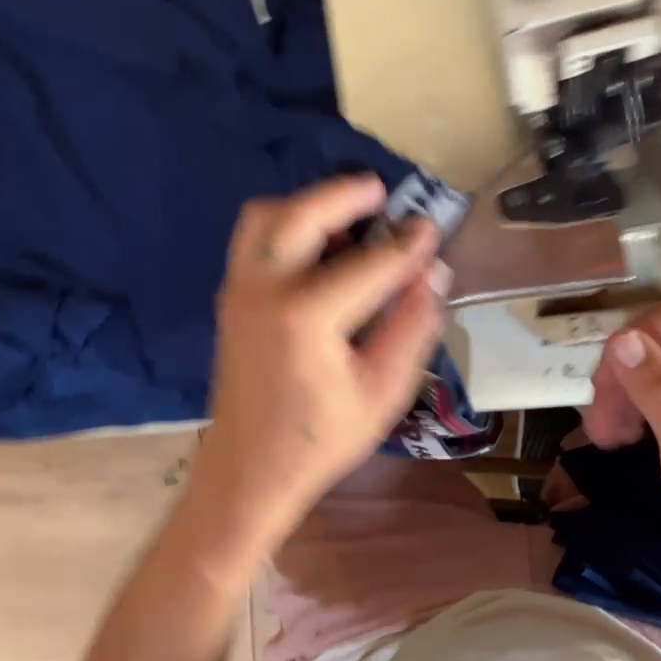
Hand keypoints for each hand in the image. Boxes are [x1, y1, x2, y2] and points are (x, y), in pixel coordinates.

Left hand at [194, 175, 449, 529]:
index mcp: (304, 317)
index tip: (430, 228)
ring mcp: (238, 291)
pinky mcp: (229, 297)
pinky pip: (253, 239)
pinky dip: (284, 226)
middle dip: (342, 194)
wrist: (248, 469)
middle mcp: (263, 290)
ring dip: (306, 206)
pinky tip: (317, 247)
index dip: (406, 245)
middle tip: (378, 191)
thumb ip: (412, 326)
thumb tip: (432, 272)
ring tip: (347, 219)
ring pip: (264, 217)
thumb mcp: (383, 391)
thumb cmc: (320, 439)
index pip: (367, 263)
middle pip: (298, 214)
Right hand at [584, 304, 660, 578]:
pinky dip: (645, 400)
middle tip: (601, 430)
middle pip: (660, 338)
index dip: (625, 353)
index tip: (603, 401)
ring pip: (659, 356)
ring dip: (628, 392)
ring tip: (613, 437)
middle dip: (623, 379)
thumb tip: (621, 339)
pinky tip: (633, 431)